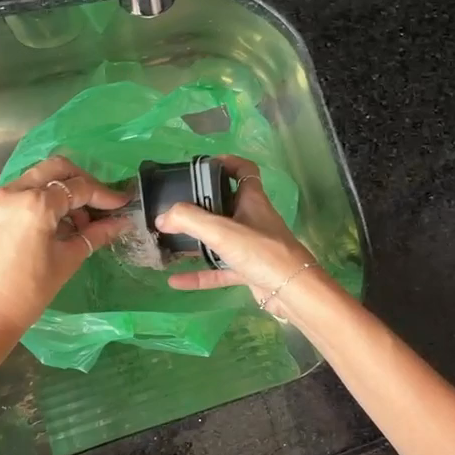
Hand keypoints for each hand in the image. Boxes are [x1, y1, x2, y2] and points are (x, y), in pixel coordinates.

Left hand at [0, 156, 130, 361]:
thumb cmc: (28, 293)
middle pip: (57, 168)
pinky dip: (48, 197)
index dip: (105, 194)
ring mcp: (0, 198)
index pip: (79, 187)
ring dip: (65, 189)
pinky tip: (63, 222)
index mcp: (35, 204)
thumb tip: (122, 223)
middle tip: (103, 203)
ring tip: (84, 220)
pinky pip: (27, 190)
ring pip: (41, 176)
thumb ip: (96, 234)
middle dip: (84, 181)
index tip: (124, 203)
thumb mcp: (67, 260)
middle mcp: (15, 191)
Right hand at [156, 156, 318, 311]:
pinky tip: (176, 281)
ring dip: (197, 241)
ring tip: (169, 241)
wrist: (292, 292)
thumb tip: (162, 217)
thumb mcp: (222, 231)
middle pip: (225, 205)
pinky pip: (219, 269)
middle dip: (200, 205)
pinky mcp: (249, 270)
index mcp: (252, 200)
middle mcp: (252, 219)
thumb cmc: (261, 252)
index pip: (244, 171)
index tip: (203, 165)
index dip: (227, 162)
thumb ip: (189, 220)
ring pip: (220, 239)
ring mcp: (251, 246)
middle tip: (173, 206)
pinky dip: (200, 274)